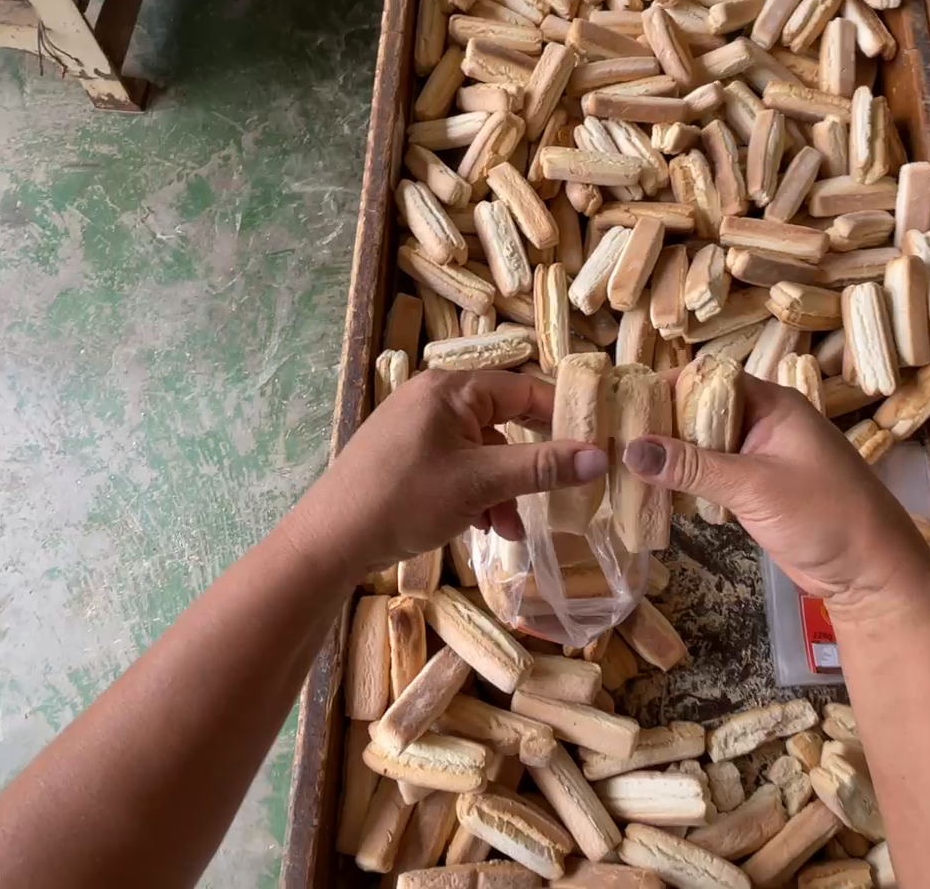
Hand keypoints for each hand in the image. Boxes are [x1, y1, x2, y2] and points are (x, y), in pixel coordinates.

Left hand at [282, 369, 606, 579]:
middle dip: (529, 463)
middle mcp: (435, 398)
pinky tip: (484, 527)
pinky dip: (476, 492)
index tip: (593, 446)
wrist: (329, 541)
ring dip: (503, 487)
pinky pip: (458, 464)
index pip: (523, 390)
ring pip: (482, 450)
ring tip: (512, 528)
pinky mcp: (407, 455)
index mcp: (452, 389)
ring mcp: (418, 427)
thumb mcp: (480, 483)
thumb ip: (541, 468)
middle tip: (561, 487)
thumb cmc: (405, 499)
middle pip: (503, 421)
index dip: (561, 418)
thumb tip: (600, 457)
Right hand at [621, 371, 929, 613]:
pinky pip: (709, 474)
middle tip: (611, 434)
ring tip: (620, 461)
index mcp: (772, 404)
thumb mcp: (754, 486)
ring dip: (669, 455)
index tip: (623, 400)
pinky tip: (651, 489)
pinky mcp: (753, 489)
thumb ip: (692, 466)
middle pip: (701, 411)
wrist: (872, 575)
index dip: (667, 386)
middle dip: (660, 423)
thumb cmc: (824, 515)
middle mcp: (762, 423)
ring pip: (702, 445)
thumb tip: (629, 447)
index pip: (710, 379)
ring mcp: (758, 457)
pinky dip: (684, 481)